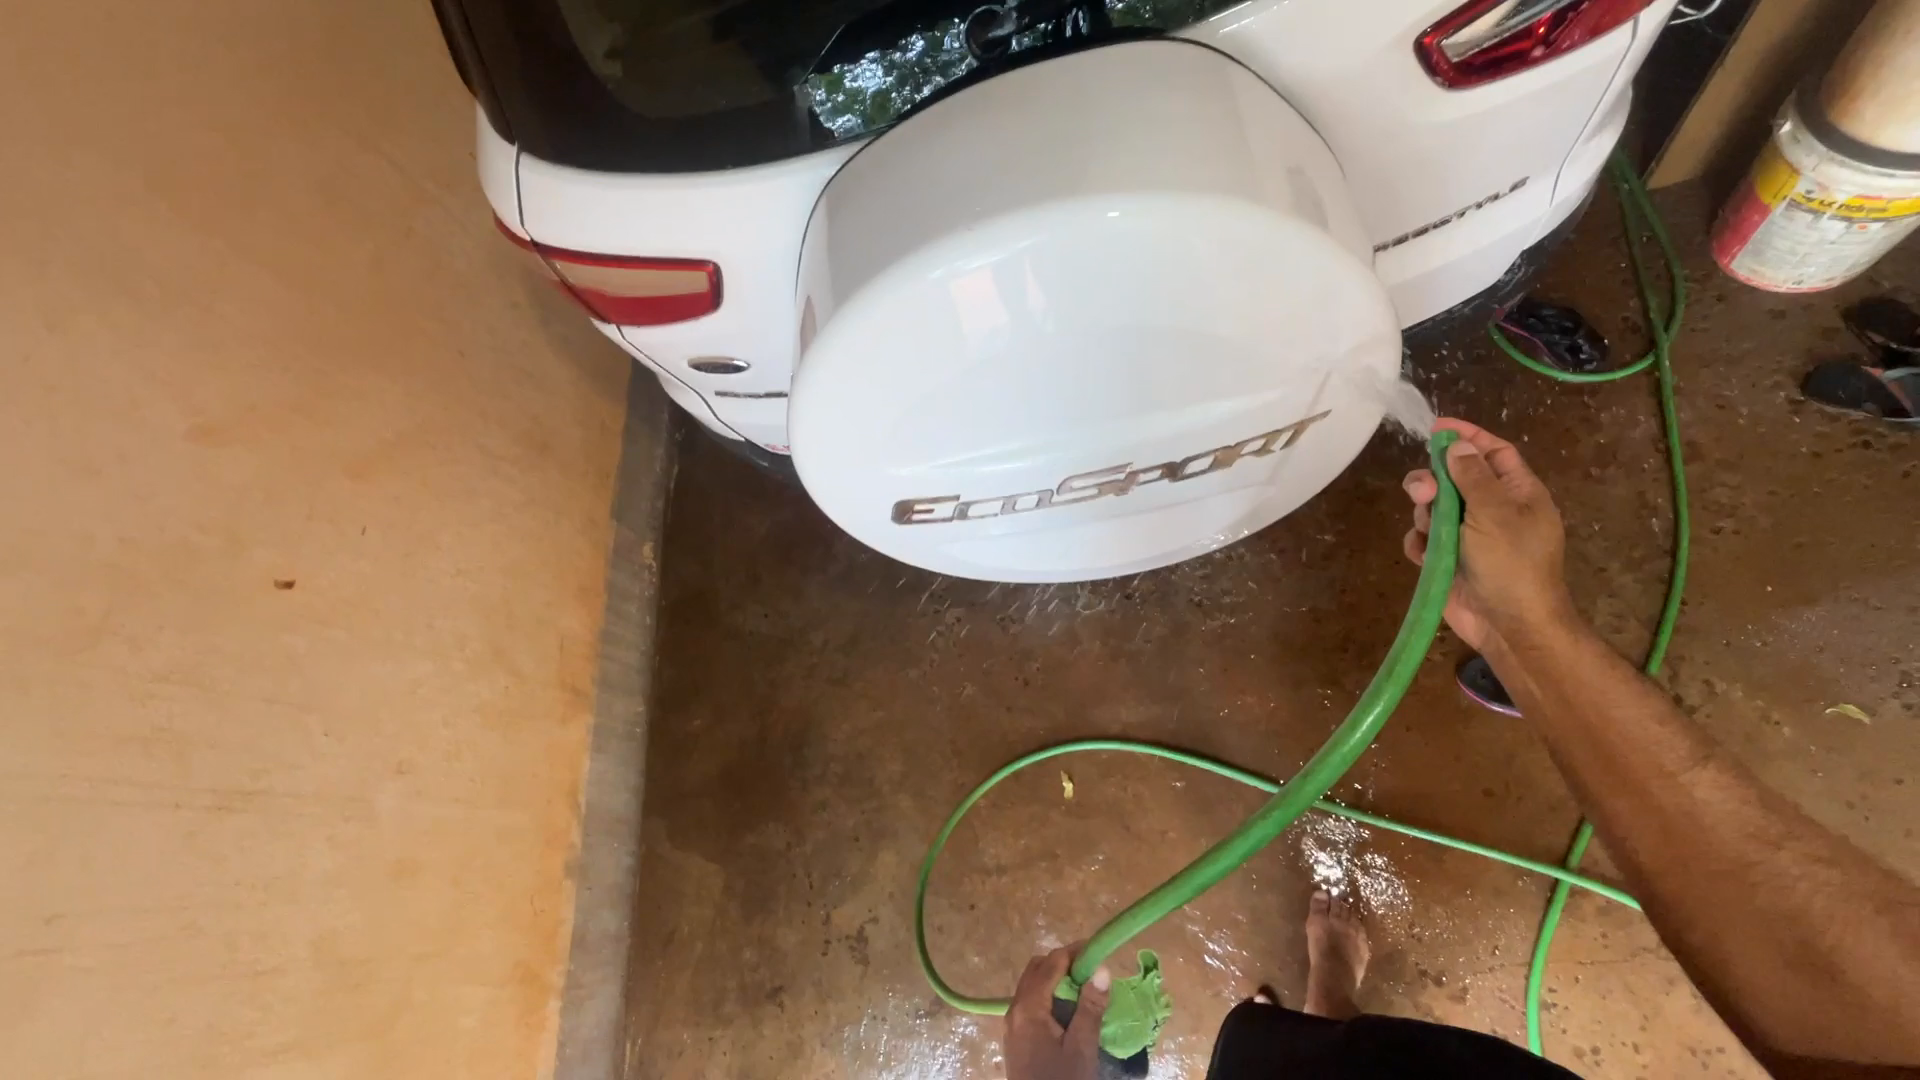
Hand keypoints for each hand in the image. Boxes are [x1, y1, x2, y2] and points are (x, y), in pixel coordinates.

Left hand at [1004, 947, 1109, 1079]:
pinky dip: (1047, 996)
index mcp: (1028, 1007)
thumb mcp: (1081, 1048)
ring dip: (1054, 979)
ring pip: (1031, 985)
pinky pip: (1029, 1003)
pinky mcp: (1014, 1038)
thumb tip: (1102, 968)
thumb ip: (1090, 1007)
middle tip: (1091, 970)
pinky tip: (1067, 1011)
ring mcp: (1011, 1024)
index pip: (1051, 963)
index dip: (1074, 952)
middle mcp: (1014, 1009)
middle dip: (1063, 963)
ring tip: (1082, 990)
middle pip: (1036, 969)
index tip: (1097, 950)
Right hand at [1402, 418, 1576, 656]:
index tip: (1436, 427)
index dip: (1467, 437)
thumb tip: (1458, 446)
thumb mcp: (1495, 513)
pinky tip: (1424, 555)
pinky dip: (1419, 544)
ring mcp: (1468, 537)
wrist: (1509, 624)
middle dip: (1433, 482)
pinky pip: (1423, 540)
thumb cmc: (1512, 565)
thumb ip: (1472, 477)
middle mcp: (1493, 511)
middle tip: (1422, 492)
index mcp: (1518, 494)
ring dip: (1425, 516)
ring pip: (1433, 509)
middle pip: (1453, 479)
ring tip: (1430, 533)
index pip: (1492, 453)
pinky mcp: (1448, 560)